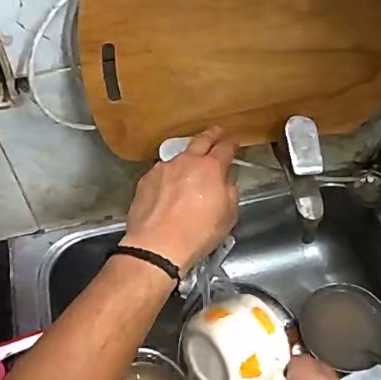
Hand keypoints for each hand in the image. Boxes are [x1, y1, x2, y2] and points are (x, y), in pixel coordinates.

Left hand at [121, 126, 238, 272]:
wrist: (157, 245)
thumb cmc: (197, 233)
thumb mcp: (228, 215)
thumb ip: (230, 190)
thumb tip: (227, 177)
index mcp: (210, 168)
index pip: (225, 147)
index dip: (231, 142)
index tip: (233, 141)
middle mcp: (186, 161)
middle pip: (201, 139)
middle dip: (212, 135)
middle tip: (218, 133)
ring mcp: (163, 168)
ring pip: (179, 156)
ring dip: (188, 159)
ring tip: (191, 168)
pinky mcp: (146, 179)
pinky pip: (163, 171)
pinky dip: (170, 175)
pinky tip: (170, 188)